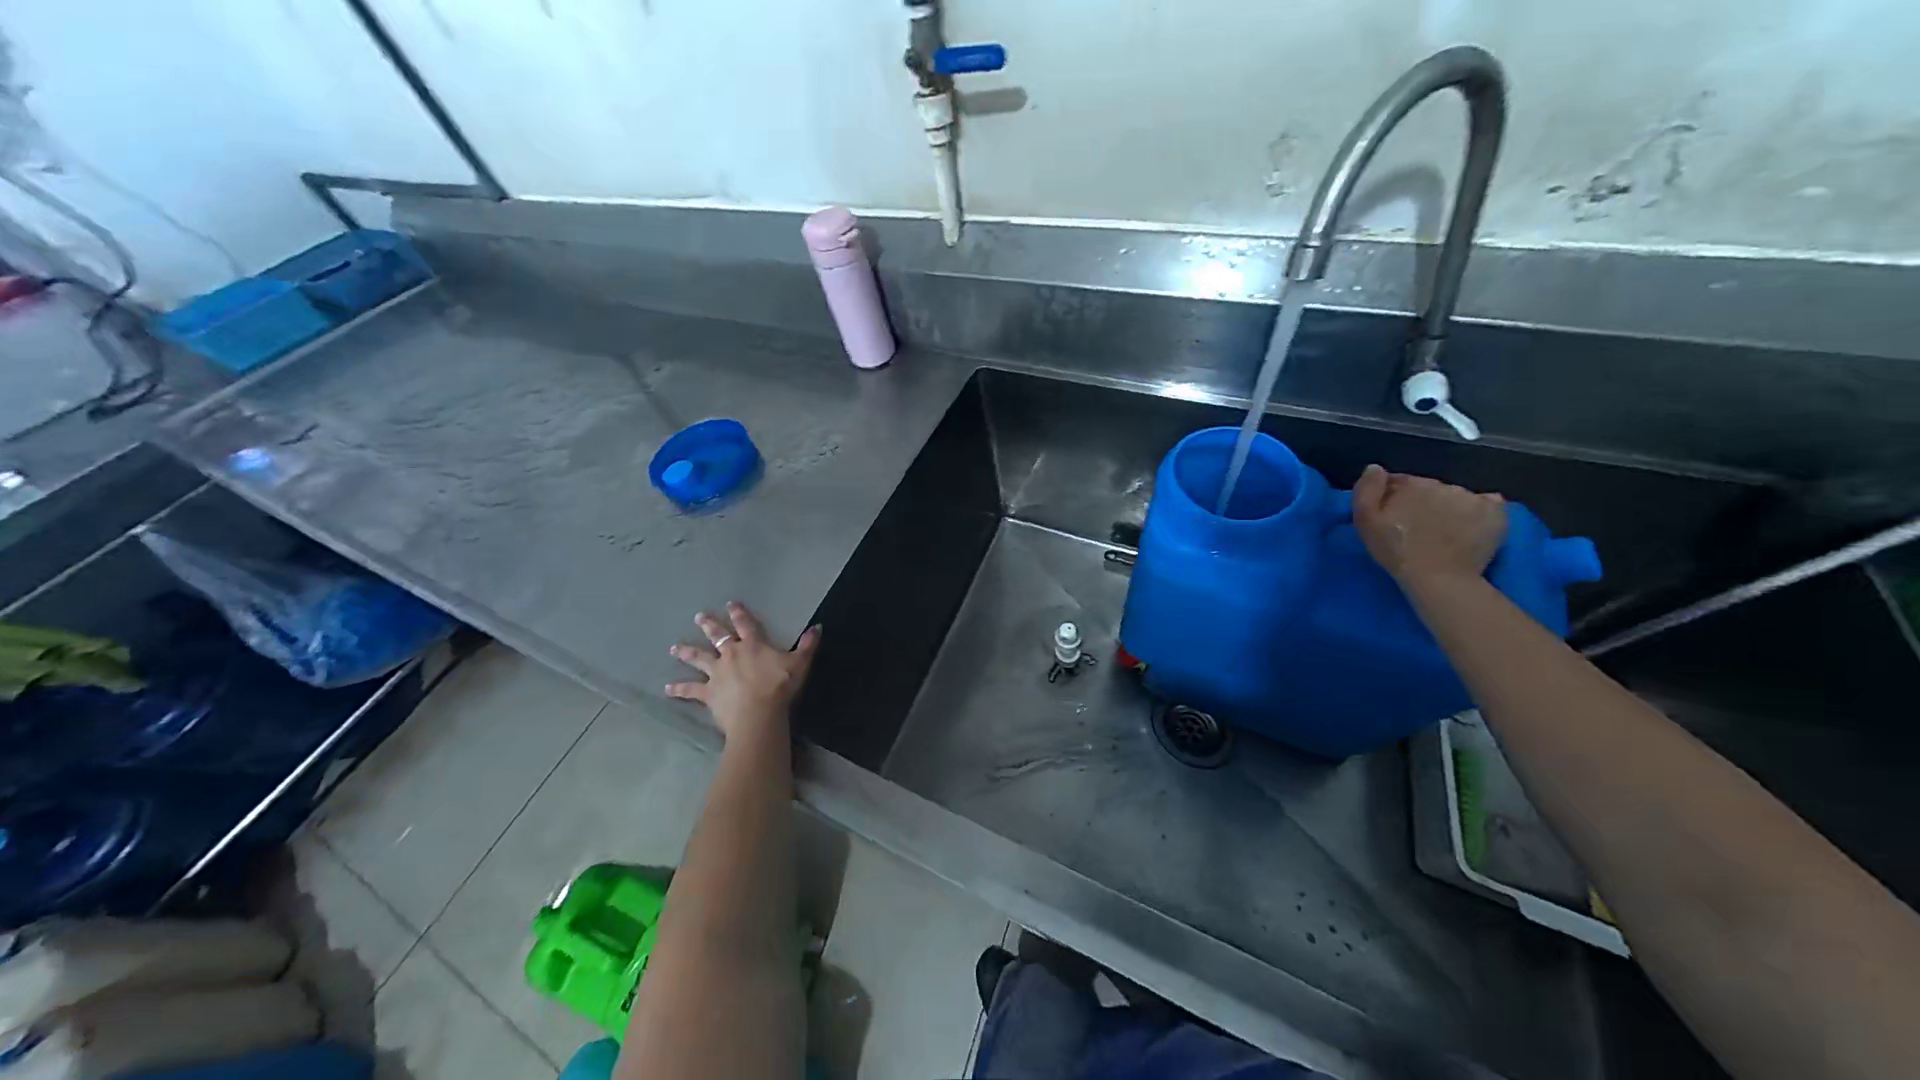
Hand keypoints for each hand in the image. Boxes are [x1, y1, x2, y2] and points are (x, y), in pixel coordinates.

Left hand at [667, 602, 820, 742]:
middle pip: (717, 636)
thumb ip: (808, 644)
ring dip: (686, 653)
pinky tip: (668, 688)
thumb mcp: (800, 663)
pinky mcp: (708, 693)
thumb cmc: (780, 686)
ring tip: (674, 648)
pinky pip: (691, 690)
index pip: (745, 624)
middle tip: (699, 617)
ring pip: (699, 659)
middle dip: (708, 625)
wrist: (758, 713)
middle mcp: (731, 654)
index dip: (739, 613)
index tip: (730, 603)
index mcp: (752, 645)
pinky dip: (679, 689)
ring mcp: (717, 673)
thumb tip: (818, 626)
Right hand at [1352, 463, 1507, 587]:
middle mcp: (1443, 484)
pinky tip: (1470, 527)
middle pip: (1428, 489)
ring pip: (1455, 497)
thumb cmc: (1396, 551)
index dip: (1392, 498)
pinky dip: (1478, 511)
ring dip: (1447, 508)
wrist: (1438, 577)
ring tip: (1442, 533)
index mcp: (1411, 484)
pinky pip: (1486, 503)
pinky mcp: (1495, 512)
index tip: (1390, 517)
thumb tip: (1375, 468)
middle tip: (1415, 528)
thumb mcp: (1365, 521)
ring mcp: (1472, 497)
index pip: (1399, 482)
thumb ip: (1367, 490)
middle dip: (1421, 503)